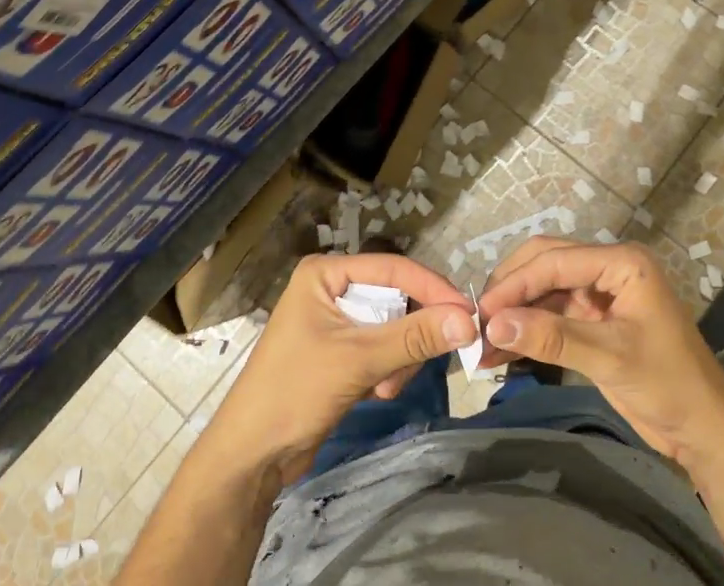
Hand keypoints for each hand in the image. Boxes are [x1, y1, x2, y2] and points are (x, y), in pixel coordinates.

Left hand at [207, 253, 476, 481]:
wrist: (252, 454)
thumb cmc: (295, 392)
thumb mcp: (359, 359)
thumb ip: (415, 337)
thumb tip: (470, 321)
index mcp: (326, 273)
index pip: (394, 268)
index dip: (434, 289)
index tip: (469, 316)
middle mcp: (331, 288)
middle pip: (398, 297)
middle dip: (410, 334)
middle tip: (426, 359)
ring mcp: (336, 321)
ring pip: (396, 326)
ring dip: (400, 358)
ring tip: (385, 386)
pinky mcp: (341, 352)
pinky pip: (384, 348)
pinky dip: (389, 369)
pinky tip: (376, 392)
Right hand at [478, 239, 723, 462]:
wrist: (704, 428)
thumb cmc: (668, 384)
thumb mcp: (609, 358)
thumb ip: (552, 337)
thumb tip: (494, 325)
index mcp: (623, 263)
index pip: (556, 261)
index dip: (515, 284)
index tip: (481, 313)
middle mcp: (610, 269)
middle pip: (547, 263)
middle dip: (511, 290)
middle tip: (477, 320)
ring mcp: (602, 294)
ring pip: (545, 290)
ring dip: (515, 313)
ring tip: (481, 342)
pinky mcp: (595, 321)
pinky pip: (552, 315)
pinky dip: (527, 330)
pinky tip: (501, 351)